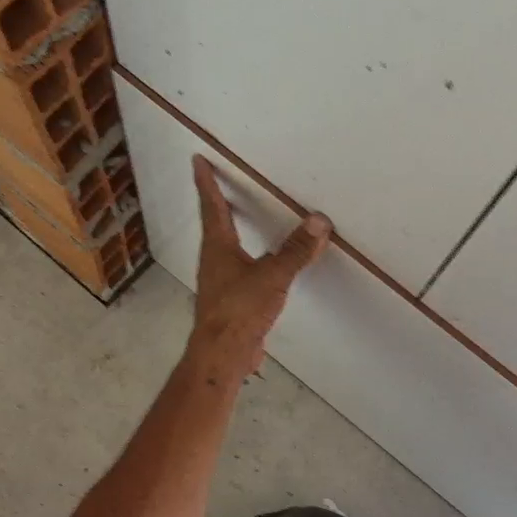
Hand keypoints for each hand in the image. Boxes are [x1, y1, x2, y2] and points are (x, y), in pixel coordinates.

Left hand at [189, 154, 330, 369]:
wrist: (223, 354)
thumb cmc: (239, 310)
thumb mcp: (273, 276)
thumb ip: (296, 250)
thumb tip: (319, 222)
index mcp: (218, 247)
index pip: (212, 207)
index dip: (206, 183)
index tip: (197, 162)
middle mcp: (213, 261)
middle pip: (214, 226)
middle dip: (216, 204)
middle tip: (216, 184)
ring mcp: (219, 283)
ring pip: (224, 249)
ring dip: (229, 232)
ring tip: (238, 219)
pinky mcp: (229, 302)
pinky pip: (237, 271)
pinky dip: (245, 259)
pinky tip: (258, 266)